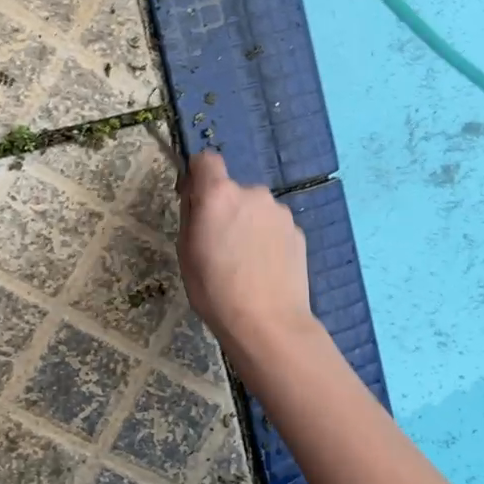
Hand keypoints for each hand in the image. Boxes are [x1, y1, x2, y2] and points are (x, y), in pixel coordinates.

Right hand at [177, 151, 315, 349]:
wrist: (267, 323)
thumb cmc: (214, 290)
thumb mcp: (185, 252)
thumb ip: (191, 215)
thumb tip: (197, 198)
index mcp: (218, 194)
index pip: (206, 160)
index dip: (198, 176)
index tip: (195, 200)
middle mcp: (252, 193)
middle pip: (232, 190)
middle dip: (225, 209)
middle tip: (219, 246)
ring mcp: (279, 212)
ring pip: (255, 209)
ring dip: (248, 224)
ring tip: (245, 263)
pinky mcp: (298, 231)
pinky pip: (274, 228)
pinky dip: (267, 240)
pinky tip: (265, 270)